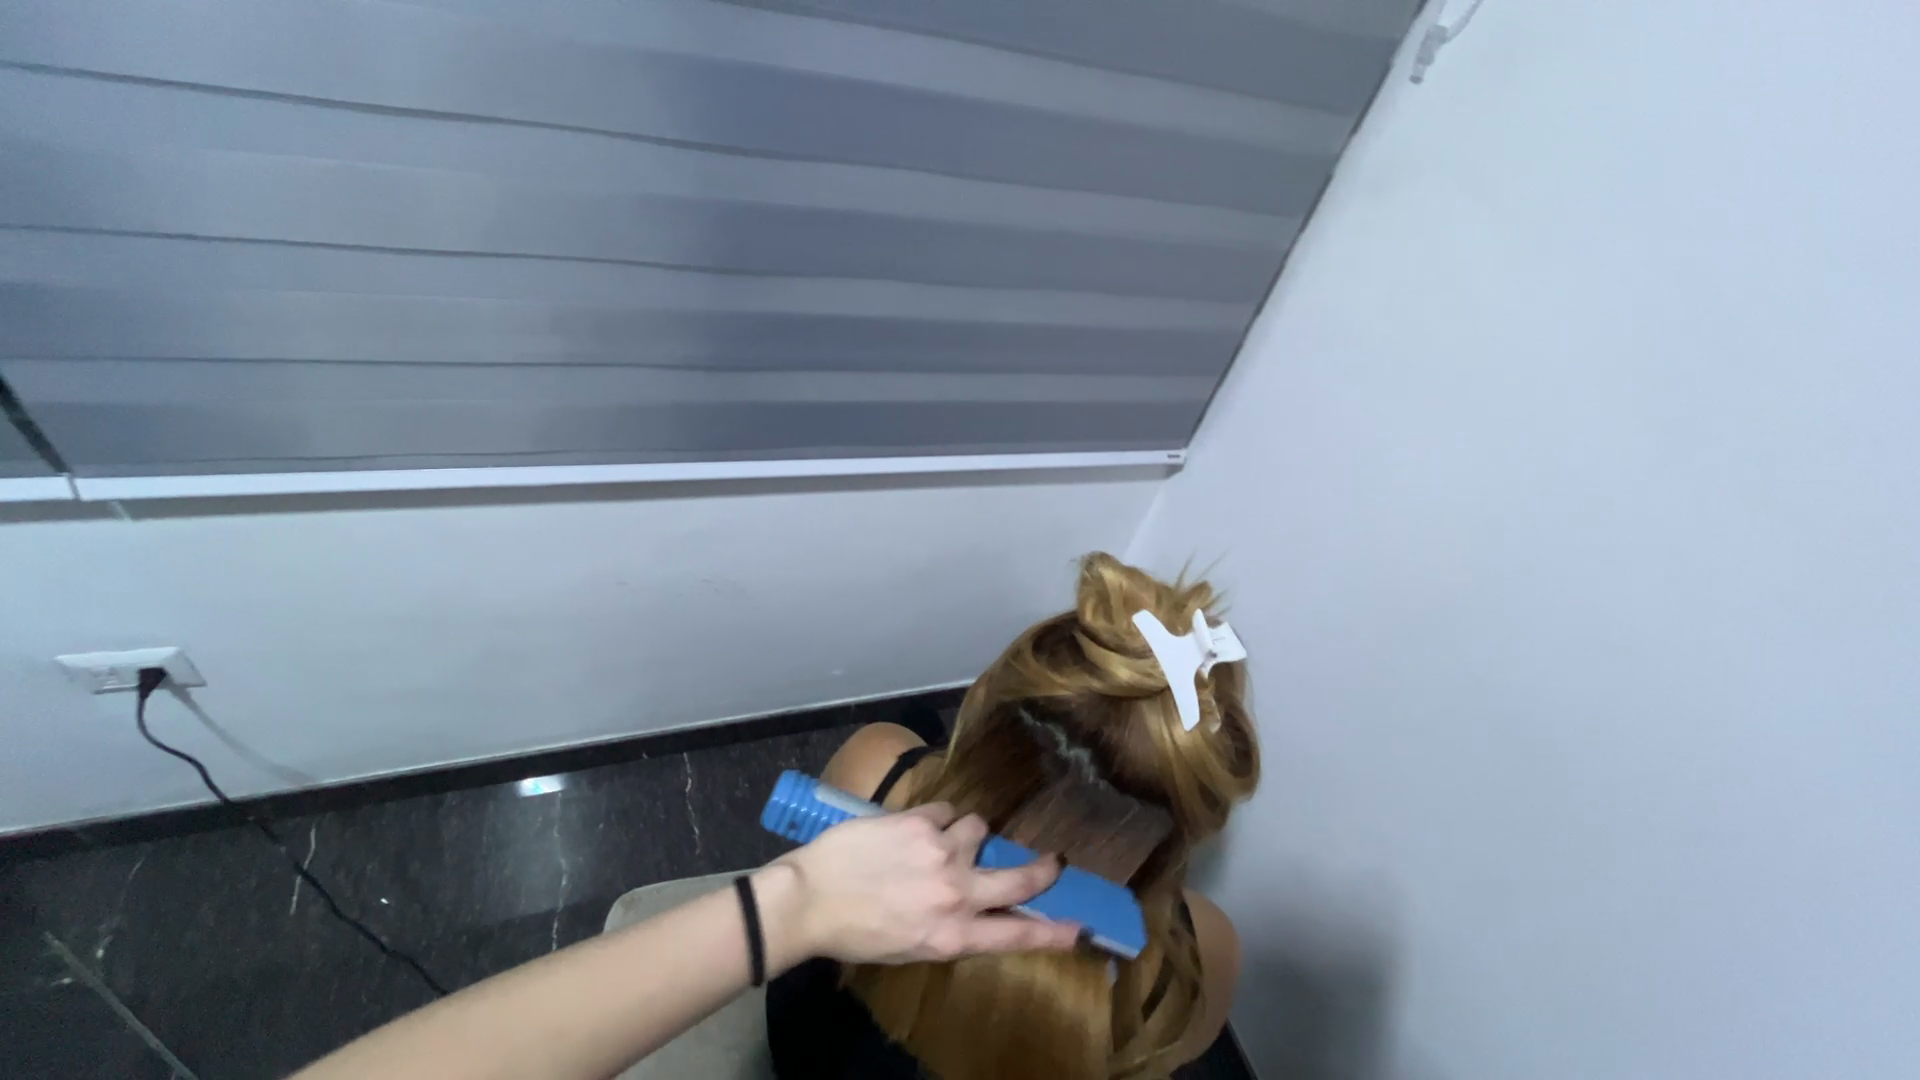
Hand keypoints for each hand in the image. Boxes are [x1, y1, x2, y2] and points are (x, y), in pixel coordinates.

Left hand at [754, 803, 1079, 966]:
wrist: (812, 898)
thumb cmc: (857, 932)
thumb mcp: (912, 945)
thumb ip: (951, 926)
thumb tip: (977, 906)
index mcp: (952, 936)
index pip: (1014, 935)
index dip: (1051, 932)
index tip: (1078, 927)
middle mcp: (956, 895)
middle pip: (1018, 880)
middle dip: (1042, 870)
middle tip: (1053, 862)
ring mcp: (941, 853)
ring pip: (978, 829)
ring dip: (967, 833)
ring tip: (939, 839)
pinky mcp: (921, 822)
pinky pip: (946, 811)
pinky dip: (937, 818)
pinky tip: (914, 827)